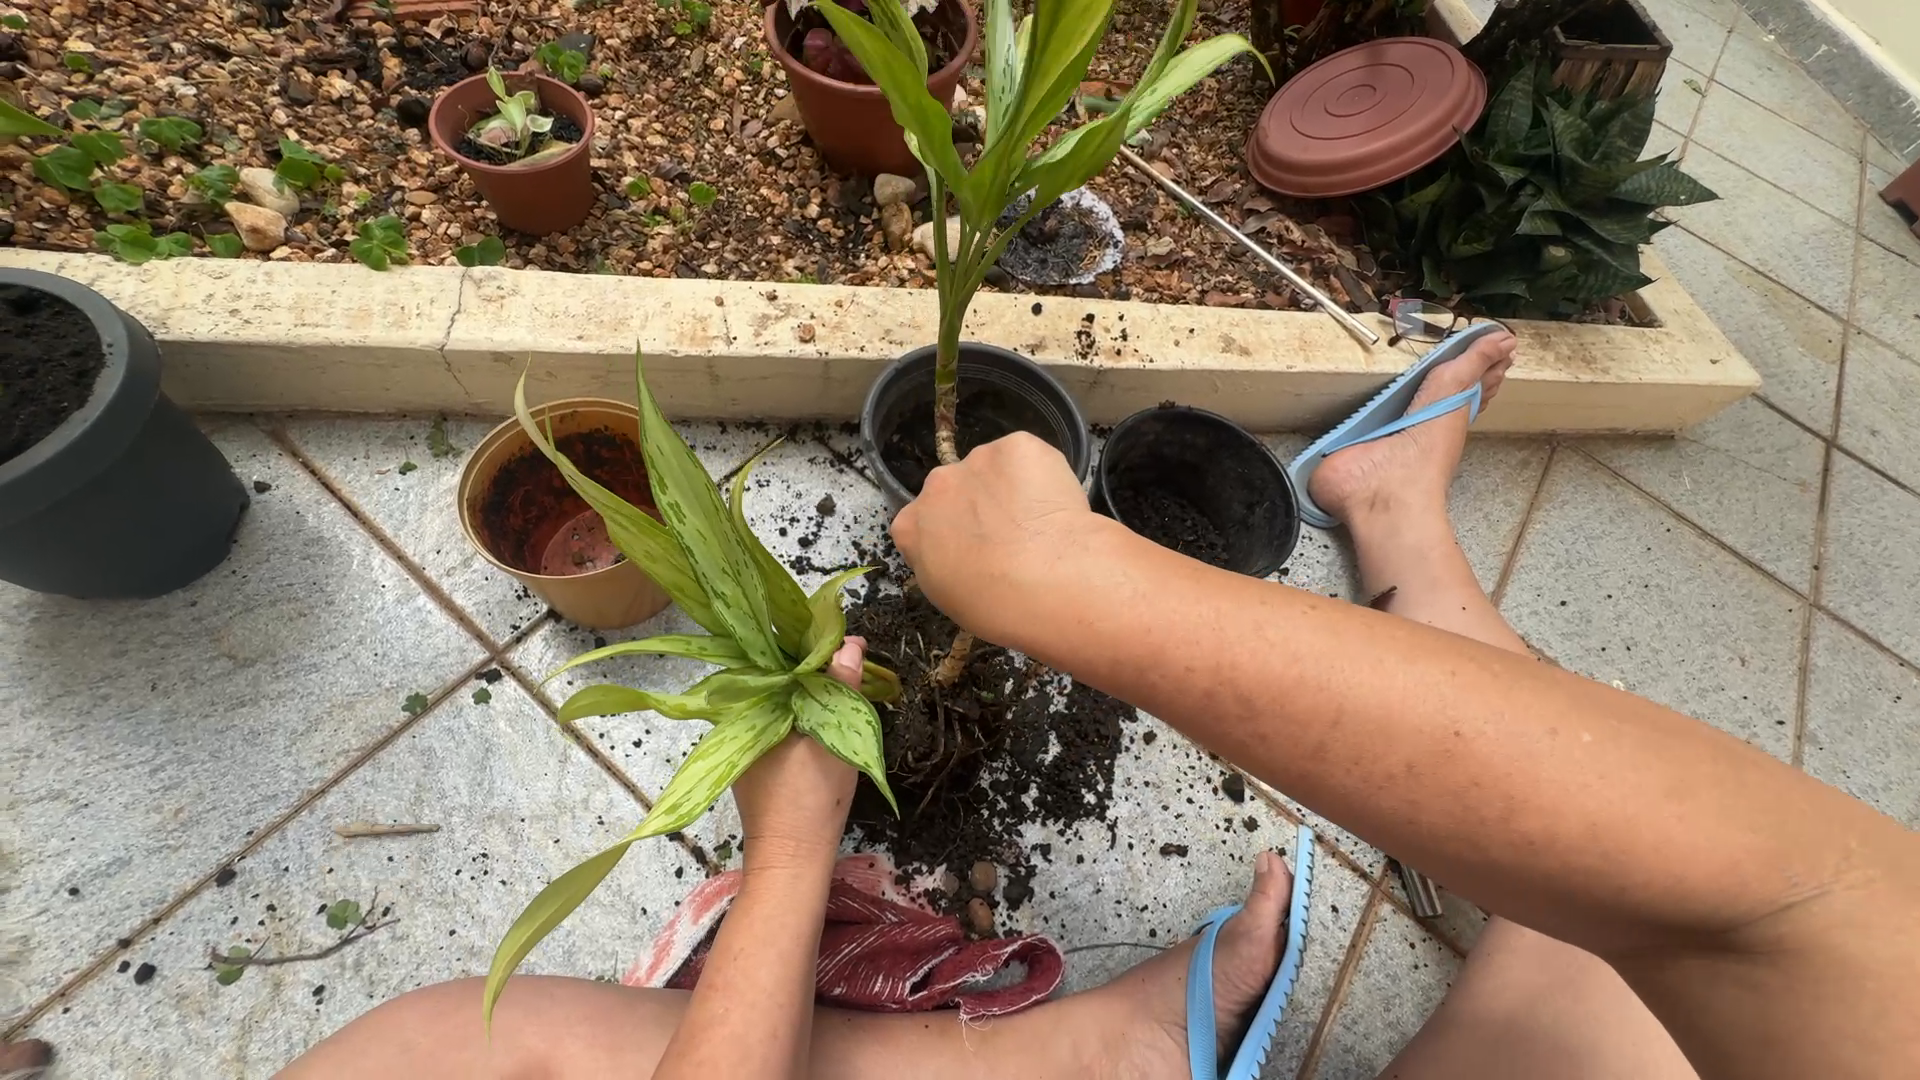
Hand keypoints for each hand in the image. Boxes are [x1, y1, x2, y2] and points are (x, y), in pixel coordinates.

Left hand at [732, 637, 865, 873]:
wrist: (792, 860)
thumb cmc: (812, 797)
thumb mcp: (835, 736)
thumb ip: (841, 687)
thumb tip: (849, 643)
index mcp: (749, 707)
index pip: (781, 661)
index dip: (816, 648)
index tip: (849, 643)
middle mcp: (739, 719)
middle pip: (782, 679)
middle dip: (816, 668)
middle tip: (854, 660)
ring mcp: (746, 741)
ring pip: (783, 701)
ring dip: (812, 690)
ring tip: (847, 679)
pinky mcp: (755, 760)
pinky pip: (781, 722)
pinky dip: (804, 713)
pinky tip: (828, 711)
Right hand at [890, 432, 1107, 644]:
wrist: (1048, 582)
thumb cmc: (996, 606)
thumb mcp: (950, 599)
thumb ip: (943, 564)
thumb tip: (961, 556)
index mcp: (911, 526)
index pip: (923, 523)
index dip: (951, 535)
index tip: (975, 552)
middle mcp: (936, 485)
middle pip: (956, 489)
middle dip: (978, 506)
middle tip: (1010, 537)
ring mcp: (977, 460)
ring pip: (994, 470)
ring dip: (1011, 488)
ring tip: (1039, 524)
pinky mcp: (1018, 446)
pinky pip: (1030, 459)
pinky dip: (1043, 476)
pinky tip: (1056, 506)